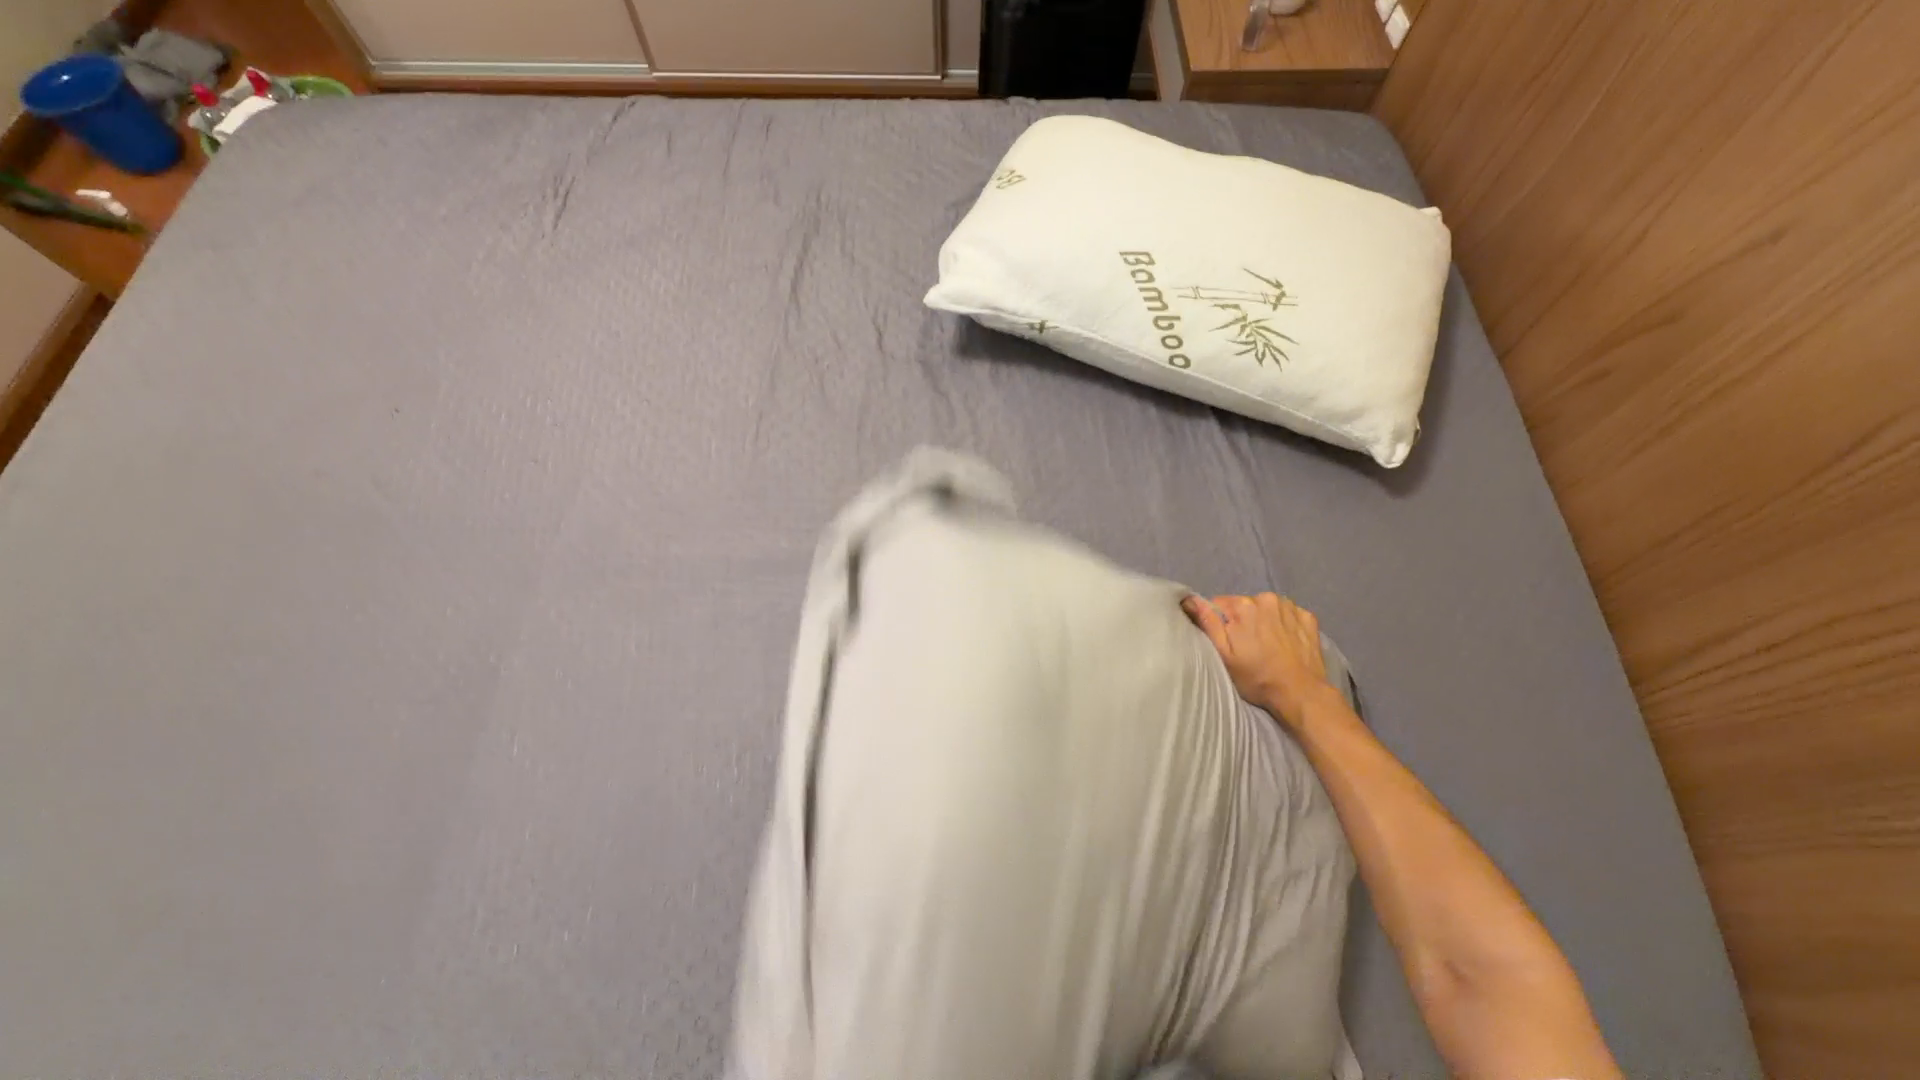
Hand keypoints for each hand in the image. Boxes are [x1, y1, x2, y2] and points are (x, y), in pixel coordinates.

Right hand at [1181, 592, 1339, 729]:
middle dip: (1242, 621)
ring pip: (1266, 608)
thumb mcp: (1224, 655)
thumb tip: (1190, 599)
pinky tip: (1285, 642)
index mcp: (1243, 605)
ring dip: (1264, 621)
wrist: (1300, 693)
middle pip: (1244, 605)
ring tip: (1267, 645)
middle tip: (1247, 647)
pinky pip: (1287, 615)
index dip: (1219, 623)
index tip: (1228, 642)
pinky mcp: (1308, 617)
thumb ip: (1207, 623)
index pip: (1219, 604)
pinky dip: (1284, 624)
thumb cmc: (1257, 677)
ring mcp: (1291, 607)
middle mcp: (1267, 598)